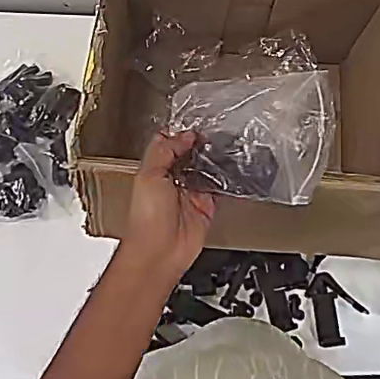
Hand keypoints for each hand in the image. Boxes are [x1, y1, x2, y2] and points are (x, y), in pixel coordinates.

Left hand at [120, 131, 216, 281]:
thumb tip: (183, 136)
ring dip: (215, 162)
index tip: (196, 127)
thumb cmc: (147, 220)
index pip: (170, 146)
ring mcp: (191, 195)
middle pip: (191, 157)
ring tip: (226, 149)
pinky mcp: (207, 208)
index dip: (182, 135)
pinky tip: (232, 171)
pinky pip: (220, 190)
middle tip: (214, 135)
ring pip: (207, 171)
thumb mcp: (149, 175)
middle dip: (201, 147)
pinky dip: (227, 182)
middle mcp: (174, 182)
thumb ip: (164, 151)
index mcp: (155, 171)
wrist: (160, 251)